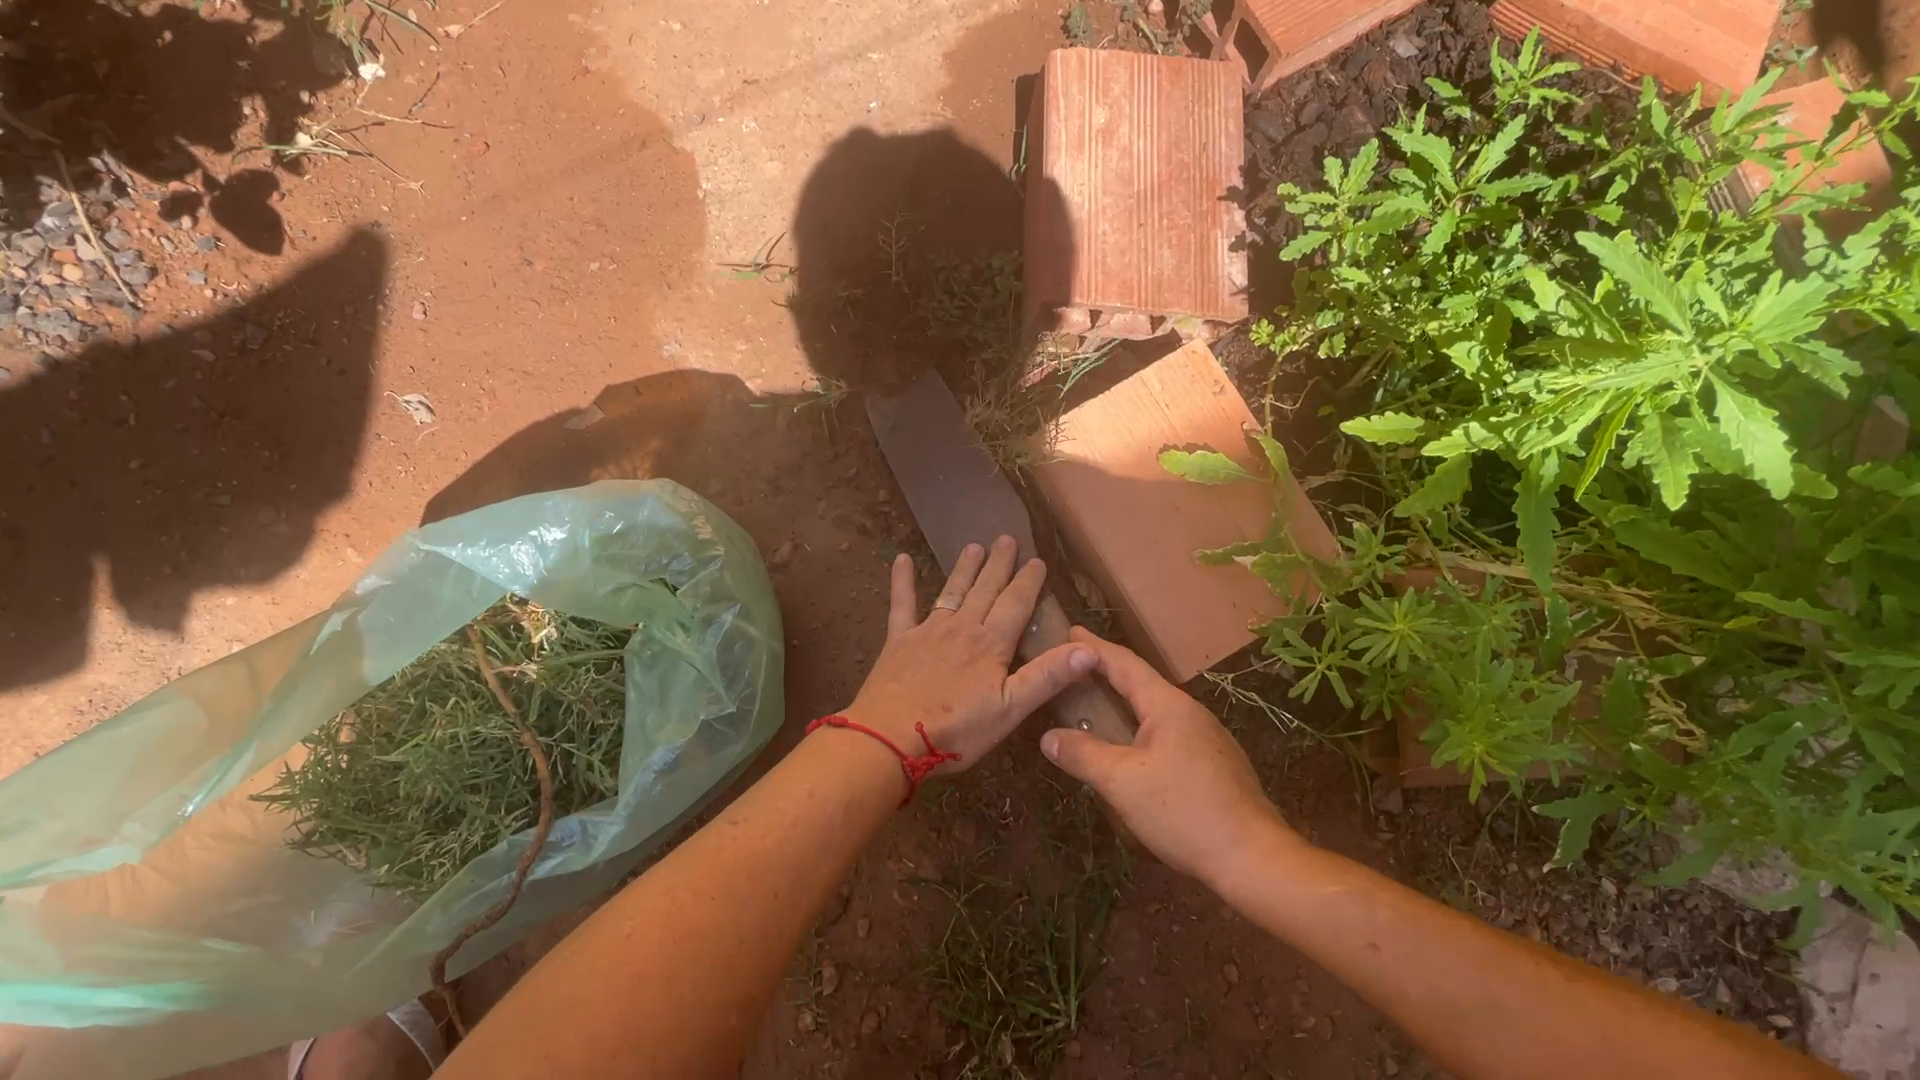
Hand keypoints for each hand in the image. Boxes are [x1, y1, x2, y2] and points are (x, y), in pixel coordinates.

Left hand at [839, 537, 1097, 772]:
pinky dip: (902, 581)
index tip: (1038, 560)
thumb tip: (1089, 649)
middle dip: (999, 565)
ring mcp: (928, 631)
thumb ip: (1047, 676)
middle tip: (1007, 539)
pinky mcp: (898, 641)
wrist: (889, 737)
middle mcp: (962, 628)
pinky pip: (901, 604)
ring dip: (965, 569)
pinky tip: (900, 559)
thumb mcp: (1010, 709)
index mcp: (992, 645)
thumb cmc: (956, 730)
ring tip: (974, 546)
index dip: (1029, 582)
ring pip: (952, 591)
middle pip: (985, 590)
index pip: (1016, 605)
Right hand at [1039, 628, 1298, 883]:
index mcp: (1168, 706)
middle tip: (1074, 668)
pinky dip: (1139, 730)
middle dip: (1106, 674)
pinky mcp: (1214, 766)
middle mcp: (1190, 713)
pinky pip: (1167, 735)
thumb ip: (1083, 755)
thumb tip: (1049, 737)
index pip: (1124, 664)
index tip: (1070, 630)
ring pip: (1155, 712)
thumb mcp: (1122, 782)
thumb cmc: (1183, 811)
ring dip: (1123, 705)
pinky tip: (1129, 750)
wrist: (1252, 857)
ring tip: (1095, 706)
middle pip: (1141, 684)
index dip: (1094, 647)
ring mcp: (1207, 739)